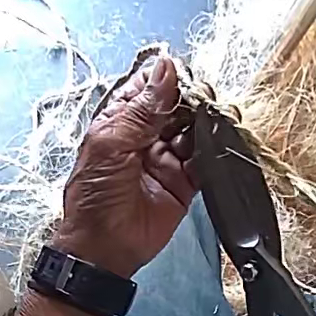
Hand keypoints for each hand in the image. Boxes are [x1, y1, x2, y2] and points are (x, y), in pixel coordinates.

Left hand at [49, 56, 195, 278]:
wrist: (105, 248)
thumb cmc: (96, 197)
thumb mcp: (111, 145)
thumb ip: (141, 110)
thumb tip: (166, 67)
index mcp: (120, 122)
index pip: (148, 88)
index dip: (166, 79)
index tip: (183, 77)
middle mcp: (144, 137)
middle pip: (176, 105)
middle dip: (192, 98)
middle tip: (204, 99)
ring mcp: (165, 159)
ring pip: (193, 128)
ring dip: (206, 120)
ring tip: (216, 116)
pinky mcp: (184, 182)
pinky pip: (204, 159)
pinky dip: (215, 149)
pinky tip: (219, 140)